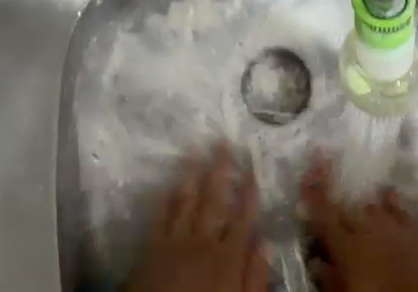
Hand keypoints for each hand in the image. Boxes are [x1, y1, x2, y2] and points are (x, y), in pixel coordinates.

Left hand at [128, 145, 270, 291]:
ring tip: (196, 146)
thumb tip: (267, 243)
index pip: (244, 215)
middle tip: (223, 139)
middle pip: (215, 198)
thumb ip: (254, 277)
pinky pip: (159, 215)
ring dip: (191, 171)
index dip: (250, 188)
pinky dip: (164, 196)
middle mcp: (202, 241)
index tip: (253, 162)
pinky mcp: (151, 248)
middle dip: (221, 168)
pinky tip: (167, 180)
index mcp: (228, 257)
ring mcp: (174, 242)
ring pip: (186, 199)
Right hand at [302, 155, 417, 291]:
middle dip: (338, 197)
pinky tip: (387, 194)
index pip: (325, 213)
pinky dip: (391, 201)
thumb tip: (316, 262)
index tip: (309, 167)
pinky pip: (400, 208)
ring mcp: (395, 226)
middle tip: (330, 185)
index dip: (315, 190)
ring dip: (363, 206)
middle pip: (348, 207)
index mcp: (348, 246)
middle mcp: (369, 228)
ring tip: (358, 205)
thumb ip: (331, 279)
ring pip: (373, 206)